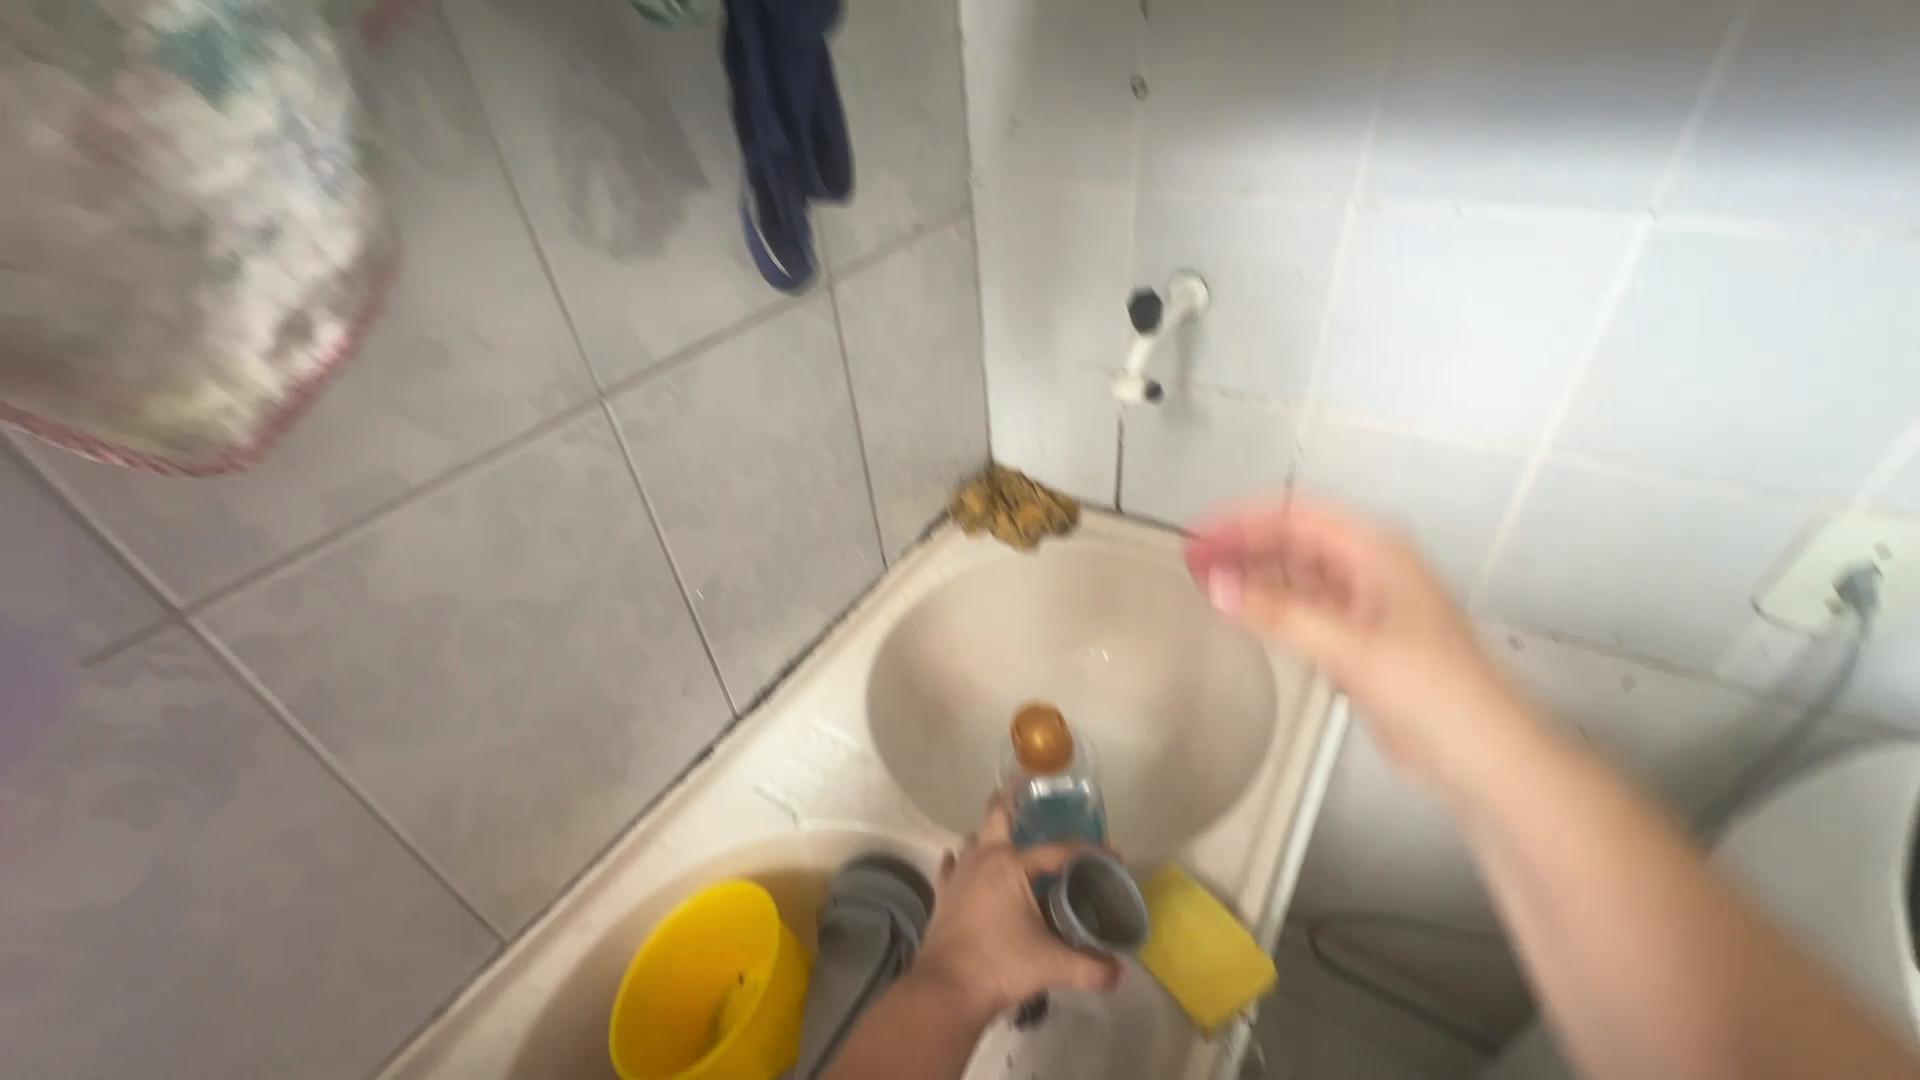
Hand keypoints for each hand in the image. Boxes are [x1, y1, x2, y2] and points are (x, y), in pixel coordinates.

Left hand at [913, 800, 1123, 1020]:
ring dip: (989, 837)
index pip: (1058, 851)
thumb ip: (1091, 967)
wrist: (947, 989)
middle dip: (1012, 799)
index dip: (1088, 851)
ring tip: (1008, 842)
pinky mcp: (943, 893)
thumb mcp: (1052, 965)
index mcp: (1011, 866)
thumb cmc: (1000, 966)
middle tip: (1027, 789)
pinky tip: (963, 864)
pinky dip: (959, 861)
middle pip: (997, 815)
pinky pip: (951, 865)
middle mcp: (983, 858)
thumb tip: (1120, 974)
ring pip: (974, 840)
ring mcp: (959, 874)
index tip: (1111, 854)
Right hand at [1184, 497, 1539, 788]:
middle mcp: (1368, 568)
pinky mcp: (1357, 640)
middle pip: (1293, 542)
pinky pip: (1303, 610)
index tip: (1198, 536)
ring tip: (1208, 585)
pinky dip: (1270, 608)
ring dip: (1254, 577)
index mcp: (1375, 551)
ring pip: (1296, 576)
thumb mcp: (1350, 646)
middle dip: (1242, 547)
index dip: (1242, 521)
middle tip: (1194, 563)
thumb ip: (1277, 613)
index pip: (1296, 516)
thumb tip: (1215, 584)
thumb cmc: (1431, 690)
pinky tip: (1243, 615)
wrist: (1482, 756)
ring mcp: (1363, 605)